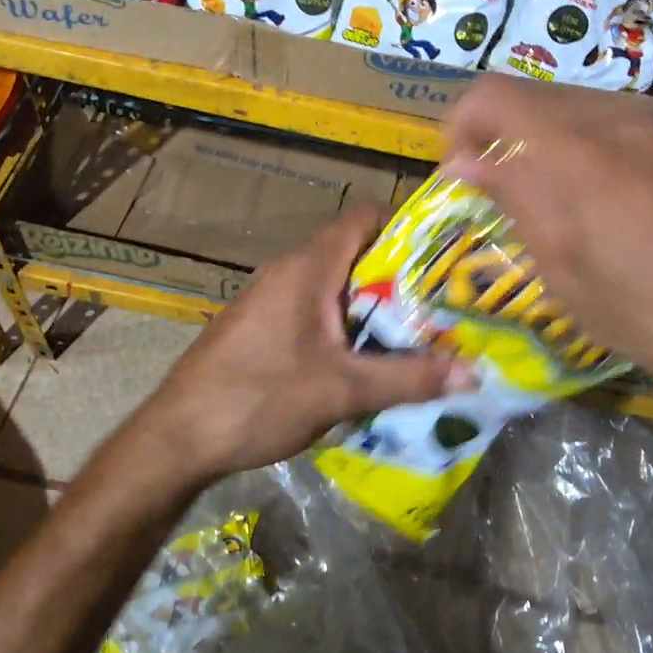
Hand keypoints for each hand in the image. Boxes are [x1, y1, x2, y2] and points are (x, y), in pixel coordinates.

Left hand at [134, 207, 469, 479]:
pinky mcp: (260, 324)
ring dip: (372, 309)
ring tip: (415, 341)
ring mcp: (270, 297)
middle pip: (356, 254)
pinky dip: (343, 327)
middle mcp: (289, 269)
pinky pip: (314, 310)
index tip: (444, 263)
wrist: (179, 435)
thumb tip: (473, 372)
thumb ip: (409, 379)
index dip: (408, 231)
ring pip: (335, 287)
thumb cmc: (260, 397)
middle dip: (400, 281)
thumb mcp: (342, 391)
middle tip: (442, 311)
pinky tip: (364, 364)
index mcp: (309, 266)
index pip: (366, 218)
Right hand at [443, 76, 652, 442]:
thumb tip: (462, 161)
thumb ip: (511, 197)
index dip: (462, 126)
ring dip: (543, 144)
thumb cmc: (639, 312)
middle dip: (502, 137)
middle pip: (532, 98)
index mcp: (577, 150)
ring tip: (549, 204)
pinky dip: (583, 151)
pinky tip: (597, 205)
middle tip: (498, 193)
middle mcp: (617, 120)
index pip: (493, 95)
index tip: (461, 173)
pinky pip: (612, 127)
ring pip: (572, 110)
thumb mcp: (559, 265)